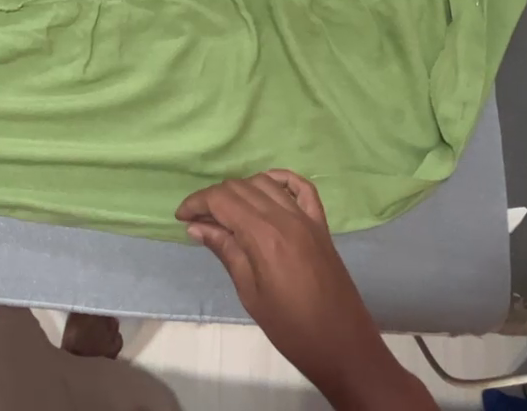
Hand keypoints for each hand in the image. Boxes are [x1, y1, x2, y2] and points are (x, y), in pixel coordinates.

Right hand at [177, 171, 432, 410]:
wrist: (345, 348)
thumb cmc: (292, 328)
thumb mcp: (250, 293)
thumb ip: (226, 251)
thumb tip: (196, 226)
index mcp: (264, 235)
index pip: (221, 200)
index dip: (196, 203)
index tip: (181, 217)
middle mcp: (284, 217)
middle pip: (239, 187)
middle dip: (214, 197)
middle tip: (199, 221)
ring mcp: (306, 218)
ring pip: (265, 182)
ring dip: (241, 190)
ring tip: (227, 212)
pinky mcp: (322, 226)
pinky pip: (302, 188)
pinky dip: (281, 180)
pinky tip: (267, 187)